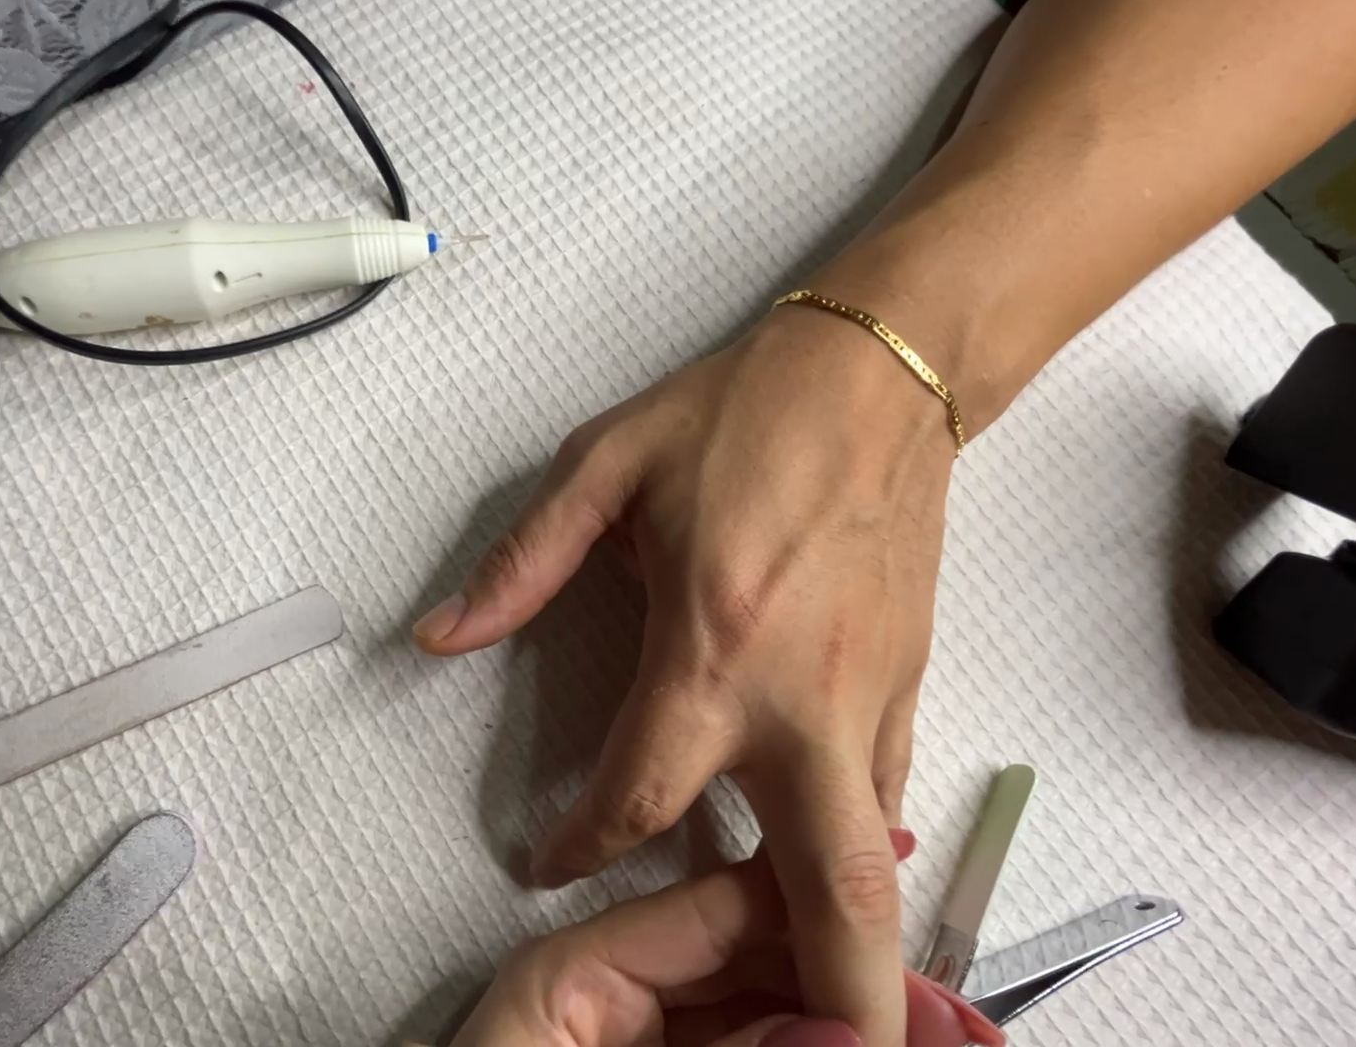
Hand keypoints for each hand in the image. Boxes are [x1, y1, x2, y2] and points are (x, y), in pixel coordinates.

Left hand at [415, 301, 960, 1045]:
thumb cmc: (737, 414)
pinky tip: (817, 833)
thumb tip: (441, 633)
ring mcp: (872, 694)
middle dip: (823, 996)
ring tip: (788, 966)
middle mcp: (802, 695)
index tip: (549, 860)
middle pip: (826, 892)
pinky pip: (884, 784)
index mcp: (713, 645)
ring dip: (832, 920)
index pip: (639, 796)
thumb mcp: (606, 467)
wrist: (877, 375)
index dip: (583, 845)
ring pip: (862, 850)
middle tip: (788, 1046)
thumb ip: (521, 564)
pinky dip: (850, 833)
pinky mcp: (914, 674)